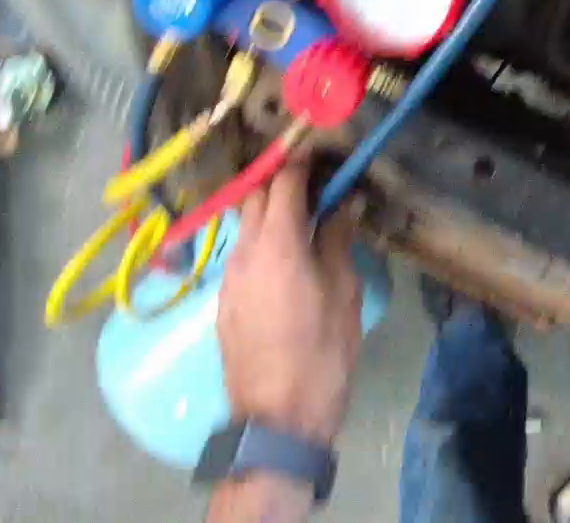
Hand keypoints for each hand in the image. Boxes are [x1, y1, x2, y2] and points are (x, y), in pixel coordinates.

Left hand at [216, 152, 362, 443]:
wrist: (278, 416)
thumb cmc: (322, 349)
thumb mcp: (343, 290)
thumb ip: (338, 238)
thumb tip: (345, 202)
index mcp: (276, 243)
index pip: (282, 182)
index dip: (301, 162)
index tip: (322, 153)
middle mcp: (244, 252)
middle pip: (254, 196)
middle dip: (280, 181)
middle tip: (315, 183)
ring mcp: (228, 278)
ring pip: (244, 224)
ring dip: (269, 211)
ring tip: (303, 217)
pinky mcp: (224, 301)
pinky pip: (241, 252)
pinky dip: (261, 239)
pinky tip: (287, 256)